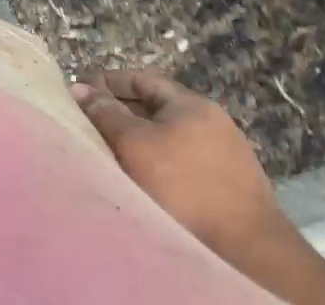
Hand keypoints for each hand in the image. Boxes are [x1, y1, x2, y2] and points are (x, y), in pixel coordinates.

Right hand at [72, 70, 285, 251]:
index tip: (77, 95)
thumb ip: (103, 111)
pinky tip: (139, 171)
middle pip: (153, 105)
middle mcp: (212, 122)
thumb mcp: (132, 141)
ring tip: (107, 147)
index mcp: (192, 105)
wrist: (246, 246)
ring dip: (134, 136)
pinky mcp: (226, 179)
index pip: (140, 79)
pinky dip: (154, 156)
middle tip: (86, 122)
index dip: (105, 82)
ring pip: (165, 132)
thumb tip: (80, 88)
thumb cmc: (181, 183)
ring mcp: (224, 152)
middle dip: (117, 110)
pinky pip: (179, 155)